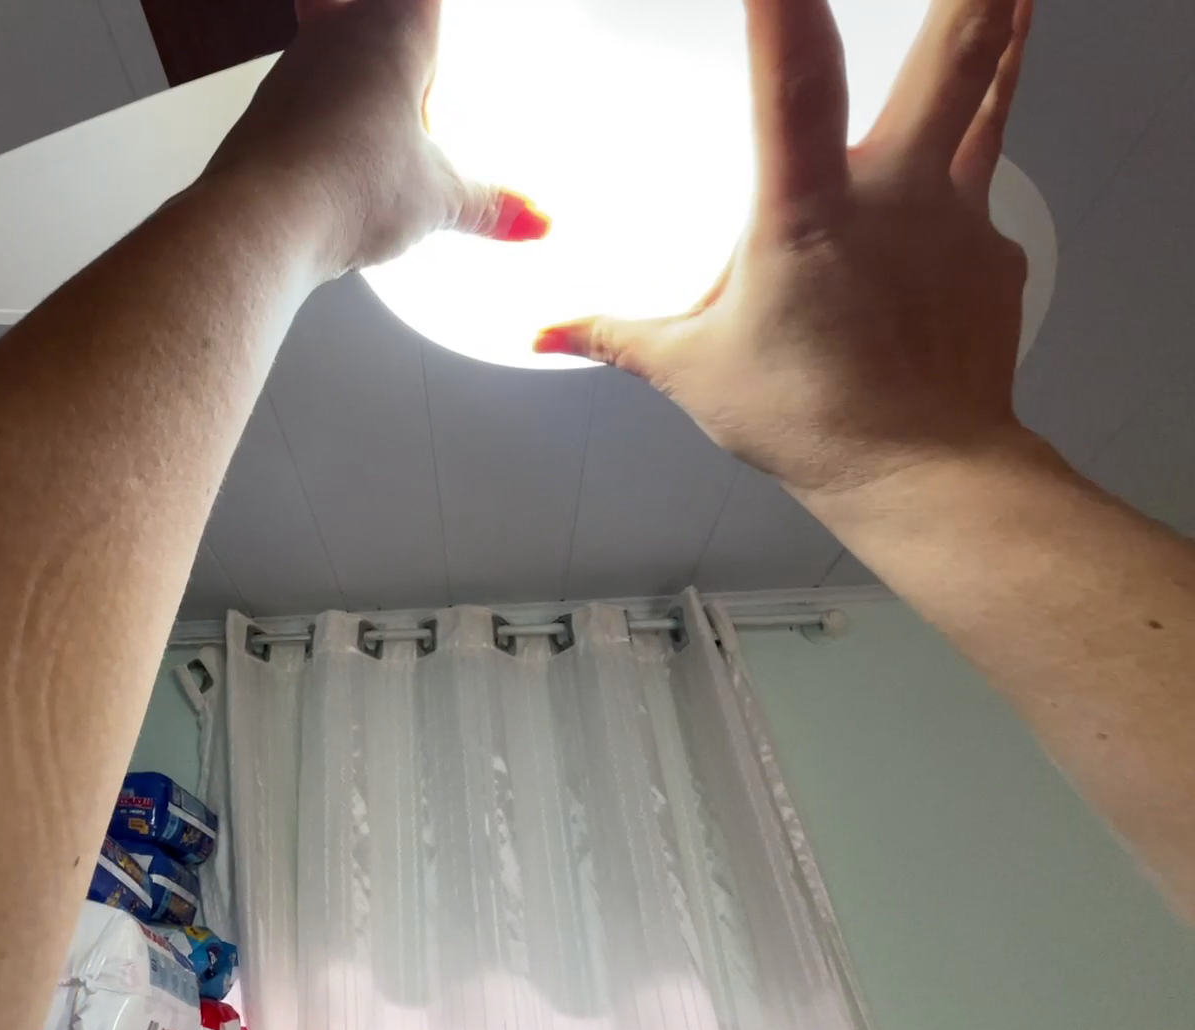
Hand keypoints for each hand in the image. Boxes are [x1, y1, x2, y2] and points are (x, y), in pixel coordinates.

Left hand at [201, 0, 548, 278]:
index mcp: (393, 30)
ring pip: (316, 41)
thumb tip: (535, 223)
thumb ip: (488, 207)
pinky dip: (310, 114)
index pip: (424, 3)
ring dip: (340, 63)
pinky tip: (327, 155)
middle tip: (399, 73)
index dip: (428, 16)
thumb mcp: (435, 201)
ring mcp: (288, 76)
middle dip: (373, 22)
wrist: (262, 225)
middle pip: (346, 4)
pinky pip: (290, 100)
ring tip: (370, 109)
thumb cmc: (343, 189)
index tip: (433, 23)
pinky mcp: (258, 120)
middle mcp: (334, 37)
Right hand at [537, 0, 1035, 497]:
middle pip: (956, 58)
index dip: (785, 14)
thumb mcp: (687, 370)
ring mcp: (957, 221)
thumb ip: (614, 338)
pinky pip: (976, 191)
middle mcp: (896, 201)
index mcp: (806, 224)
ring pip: (993, 101)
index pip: (793, 93)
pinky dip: (953, 180)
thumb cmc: (804, 416)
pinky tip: (925, 212)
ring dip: (1002, 38)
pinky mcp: (989, 253)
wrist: (916, 466)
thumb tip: (545, 333)